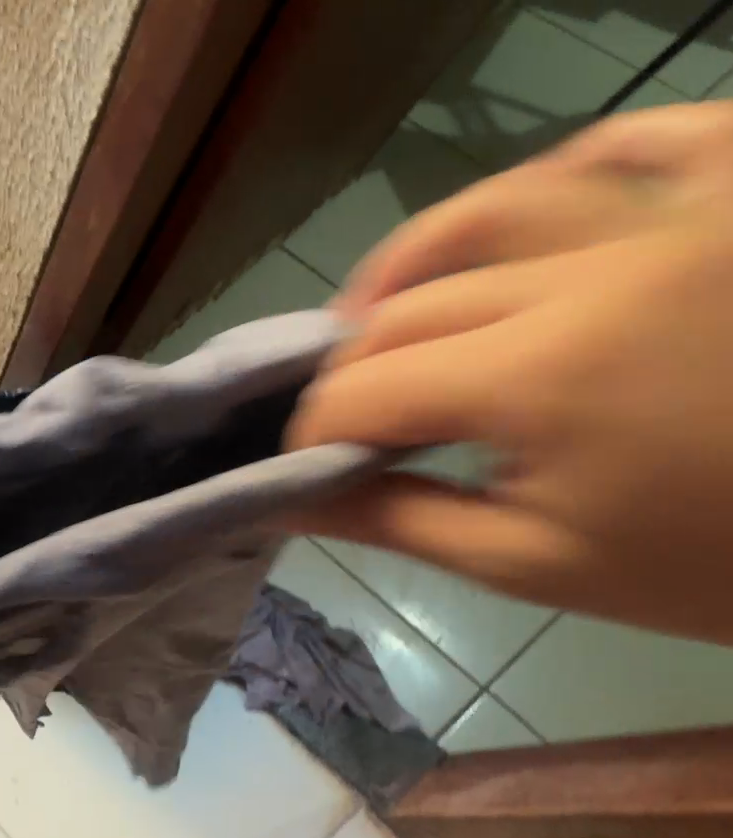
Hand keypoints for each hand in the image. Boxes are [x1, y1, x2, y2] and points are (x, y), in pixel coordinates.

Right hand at [287, 102, 732, 643]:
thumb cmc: (713, 559)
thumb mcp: (534, 562)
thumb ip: (392, 519)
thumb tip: (282, 497)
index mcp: (544, 373)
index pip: (362, 389)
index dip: (313, 432)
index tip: (310, 467)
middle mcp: (600, 271)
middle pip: (406, 309)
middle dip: (351, 371)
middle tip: (352, 421)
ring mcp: (684, 219)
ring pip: (493, 207)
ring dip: (411, 263)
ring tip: (382, 310)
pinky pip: (647, 140)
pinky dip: (566, 170)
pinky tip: (523, 215)